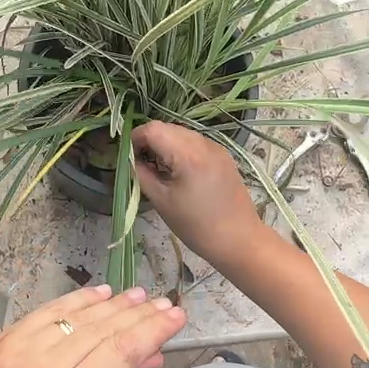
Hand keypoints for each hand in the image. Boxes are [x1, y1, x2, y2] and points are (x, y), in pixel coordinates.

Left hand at [0, 284, 185, 367]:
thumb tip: (145, 351)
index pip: (120, 353)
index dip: (152, 330)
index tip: (178, 316)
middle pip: (102, 330)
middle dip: (138, 314)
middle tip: (166, 302)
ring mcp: (16, 350)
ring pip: (75, 316)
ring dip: (112, 303)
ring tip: (140, 295)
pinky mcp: (1, 341)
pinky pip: (47, 313)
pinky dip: (76, 301)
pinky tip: (100, 294)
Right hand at [132, 120, 267, 262]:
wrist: (239, 239)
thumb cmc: (196, 225)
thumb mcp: (162, 201)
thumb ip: (142, 175)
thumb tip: (131, 160)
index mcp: (187, 154)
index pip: (154, 129)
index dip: (136, 138)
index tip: (129, 157)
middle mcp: (204, 143)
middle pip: (168, 128)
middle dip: (150, 141)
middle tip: (142, 165)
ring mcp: (216, 148)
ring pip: (182, 134)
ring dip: (166, 145)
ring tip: (161, 170)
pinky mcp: (224, 156)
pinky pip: (196, 143)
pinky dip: (182, 150)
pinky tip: (180, 172)